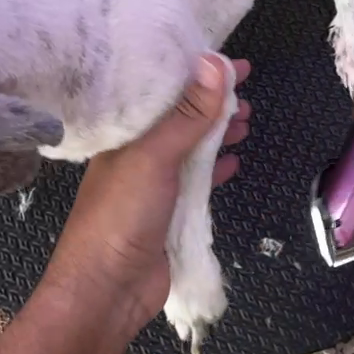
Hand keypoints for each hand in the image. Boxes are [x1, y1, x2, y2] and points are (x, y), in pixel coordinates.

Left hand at [46, 55, 250, 327]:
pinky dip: (215, 169)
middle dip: (213, 104)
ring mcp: (153, 185)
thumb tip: (214, 62)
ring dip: (218, 134)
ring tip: (246, 121)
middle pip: (180, 118)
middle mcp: (137, 154)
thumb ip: (187, 114)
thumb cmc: (121, 216)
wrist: (106, 291)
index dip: (196, 74)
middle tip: (247, 92)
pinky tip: (233, 162)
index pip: (163, 91)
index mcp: (124, 134)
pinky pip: (196, 182)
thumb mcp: (155, 157)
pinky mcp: (168, 213)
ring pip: (191, 149)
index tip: (233, 63)